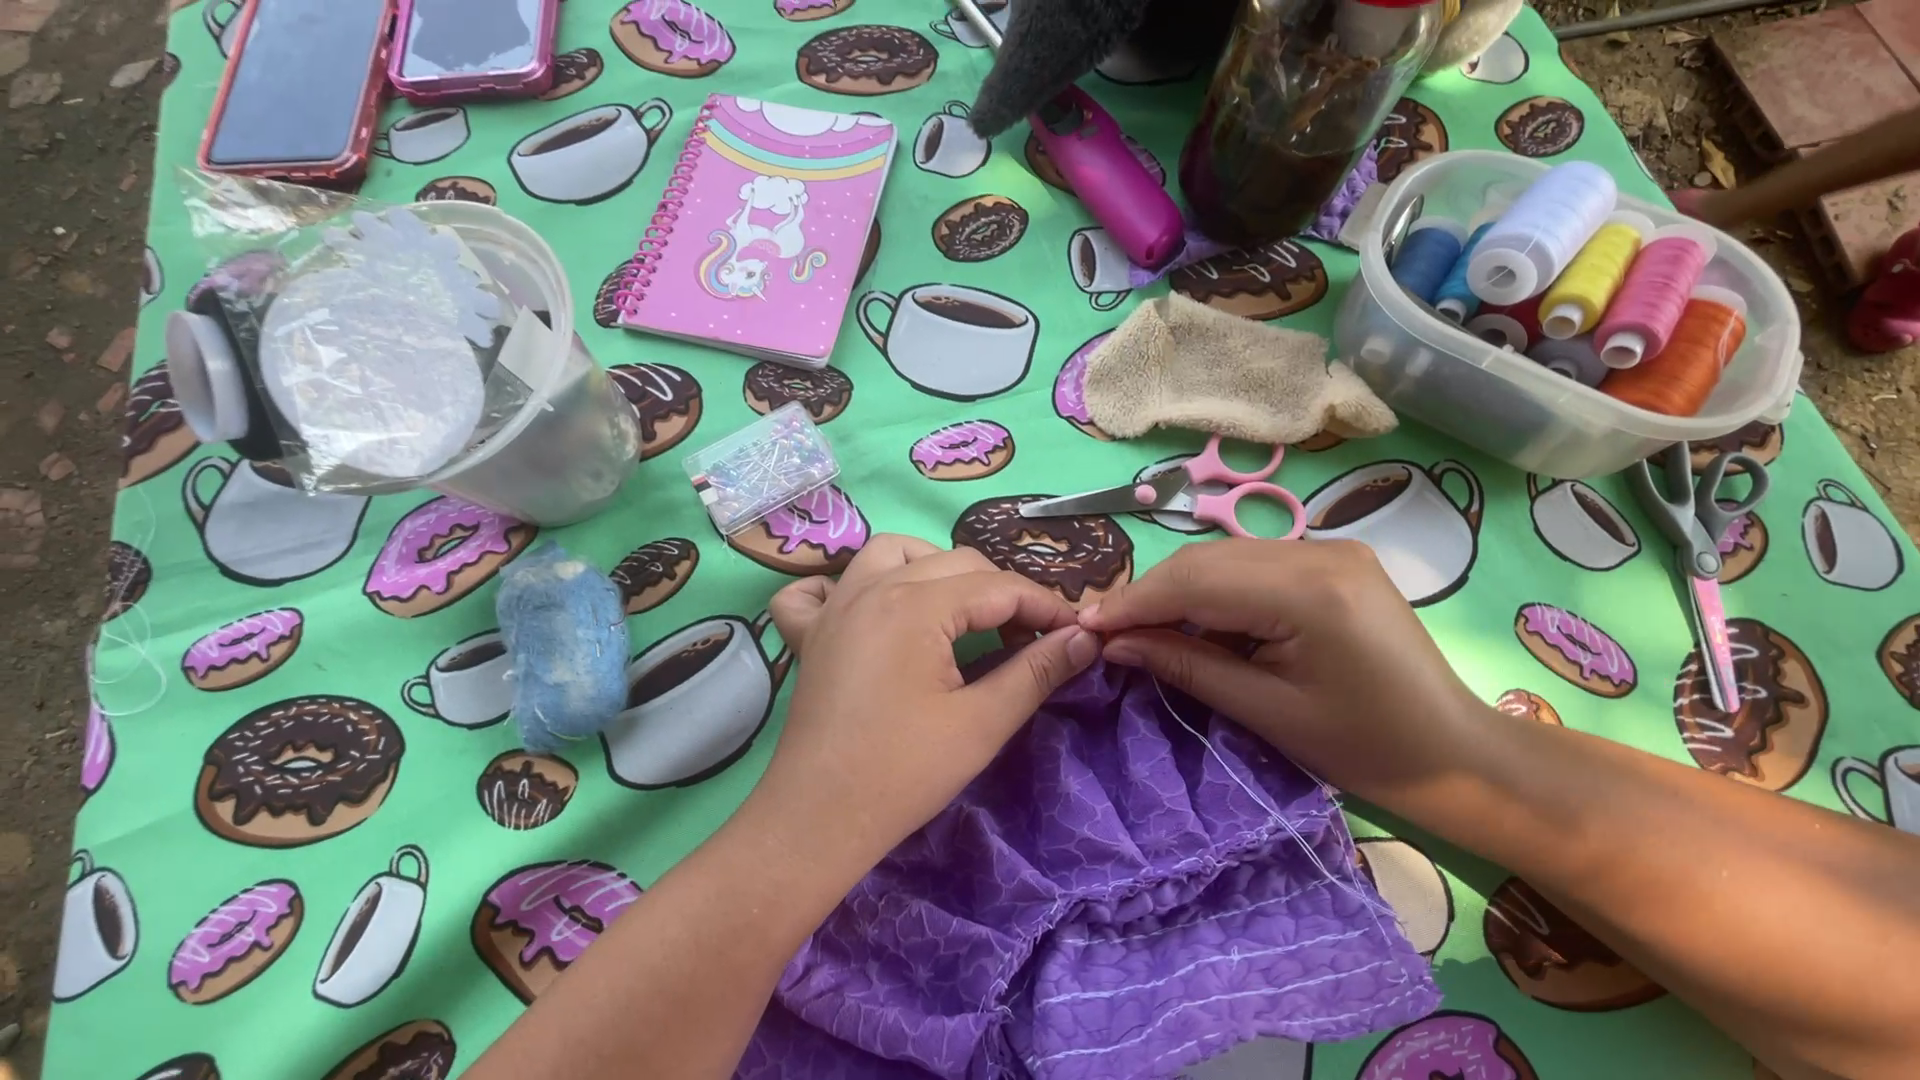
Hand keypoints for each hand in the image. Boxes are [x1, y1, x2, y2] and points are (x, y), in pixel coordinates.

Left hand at [755, 535, 1100, 873]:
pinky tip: (869, 609)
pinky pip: (820, 588)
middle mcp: (873, 588)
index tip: (1075, 633)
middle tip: (1030, 637)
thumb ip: (1035, 672)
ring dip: (934, 567)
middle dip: (1001, 591)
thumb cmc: (904, 773)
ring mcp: (834, 607)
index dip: (1045, 606)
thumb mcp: (982, 724)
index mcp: (916, 605)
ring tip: (959, 610)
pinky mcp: (810, 634)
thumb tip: (1084, 639)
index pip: (998, 586)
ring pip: (890, 553)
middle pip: (954, 562)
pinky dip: (846, 585)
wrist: (819, 818)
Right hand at [1079, 538, 1484, 803]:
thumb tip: (1113, 643)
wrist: (1454, 752)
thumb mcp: (1266, 712)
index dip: (1134, 601)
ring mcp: (1330, 548)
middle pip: (1206, 560)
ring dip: (1179, 592)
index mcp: (1310, 591)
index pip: (1196, 581)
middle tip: (1105, 631)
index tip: (1084, 625)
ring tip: (1143, 632)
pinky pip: (1252, 566)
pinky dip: (1215, 593)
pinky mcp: (1333, 559)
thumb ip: (1186, 666)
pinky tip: (1198, 624)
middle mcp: (1320, 550)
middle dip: (1150, 594)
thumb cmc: (1364, 748)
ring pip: (1224, 558)